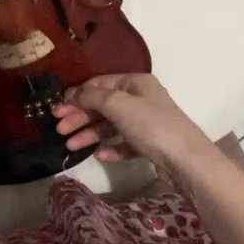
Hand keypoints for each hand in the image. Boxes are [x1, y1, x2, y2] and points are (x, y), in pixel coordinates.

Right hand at [51, 73, 218, 183]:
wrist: (186, 160)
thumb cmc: (151, 125)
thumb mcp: (118, 104)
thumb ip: (92, 97)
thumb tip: (72, 93)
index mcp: (136, 83)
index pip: (99, 84)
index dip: (77, 95)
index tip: (58, 109)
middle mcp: (141, 99)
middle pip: (103, 105)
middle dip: (80, 116)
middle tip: (59, 128)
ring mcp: (146, 123)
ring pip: (111, 125)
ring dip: (90, 134)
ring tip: (71, 146)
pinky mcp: (149, 144)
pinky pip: (124, 143)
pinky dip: (111, 148)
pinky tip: (100, 155)